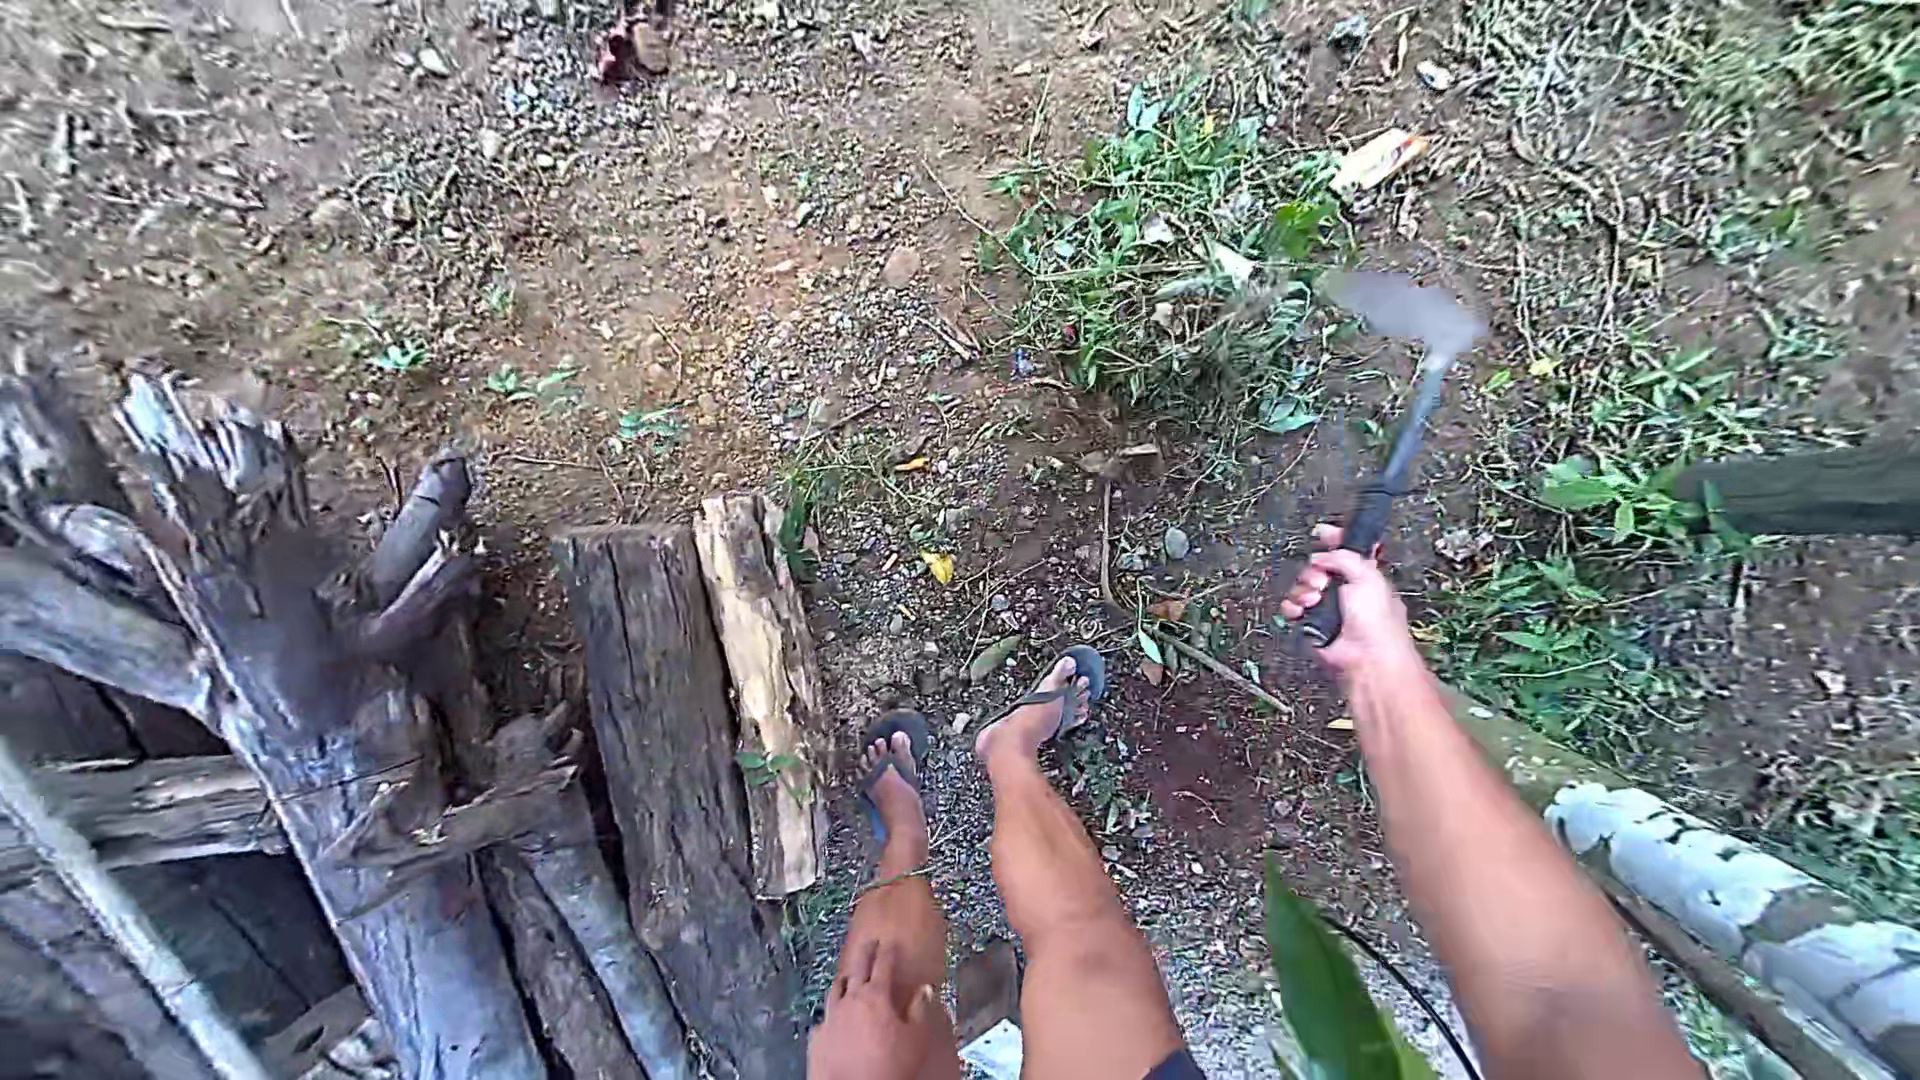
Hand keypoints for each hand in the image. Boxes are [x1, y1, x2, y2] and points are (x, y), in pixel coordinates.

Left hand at [807, 940, 938, 1079]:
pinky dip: (831, 1014)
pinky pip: (824, 1018)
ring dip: (845, 979)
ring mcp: (831, 1016)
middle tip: (870, 942)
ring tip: (849, 976)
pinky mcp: (817, 1038)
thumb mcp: (915, 1041)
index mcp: (876, 995)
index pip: (883, 963)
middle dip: (865, 951)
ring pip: (836, 988)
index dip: (888, 950)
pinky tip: (833, 1019)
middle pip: (858, 966)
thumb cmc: (887, 1069)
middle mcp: (851, 998)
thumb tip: (925, 989)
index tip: (890, 941)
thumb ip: (919, 1011)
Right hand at [1280, 524, 1420, 678]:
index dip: (1333, 540)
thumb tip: (1324, 553)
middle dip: (1314, 571)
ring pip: (1301, 586)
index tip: (1322, 532)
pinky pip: (1292, 606)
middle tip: (1321, 581)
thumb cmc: (1377, 622)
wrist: (1365, 656)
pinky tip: (1301, 610)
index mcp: (1363, 577)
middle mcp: (1343, 591)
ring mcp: (1325, 607)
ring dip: (1304, 591)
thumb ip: (1346, 558)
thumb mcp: (1369, 578)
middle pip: (1316, 568)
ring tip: (1313, 601)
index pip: (1345, 551)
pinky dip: (1293, 607)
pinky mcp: (1310, 622)